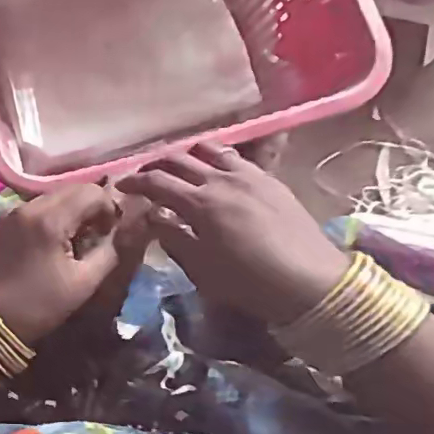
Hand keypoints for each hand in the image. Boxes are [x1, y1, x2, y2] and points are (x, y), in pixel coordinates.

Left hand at [0, 183, 142, 342]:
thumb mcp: (84, 282)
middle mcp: (29, 206)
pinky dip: (57, 216)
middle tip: (99, 238)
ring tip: (80, 242)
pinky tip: (59, 242)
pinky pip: (41, 206)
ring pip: (57, 195)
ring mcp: (15, 211)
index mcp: (49, 219)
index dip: (110, 209)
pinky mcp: (8, 221)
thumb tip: (130, 228)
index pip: (92, 191)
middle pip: (74, 188)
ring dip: (75, 211)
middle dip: (93, 208)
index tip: (111, 235)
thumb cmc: (40, 304)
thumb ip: (112, 250)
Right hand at [117, 142, 348, 325]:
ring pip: (209, 150)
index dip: (135, 182)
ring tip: (178, 167)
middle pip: (179, 160)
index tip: (121, 186)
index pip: (157, 182)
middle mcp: (222, 180)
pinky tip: (215, 170)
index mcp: (201, 203)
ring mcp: (249, 175)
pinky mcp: (270, 179)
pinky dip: (216, 158)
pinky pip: (236, 157)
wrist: (311, 282)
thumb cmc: (249, 282)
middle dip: (155, 165)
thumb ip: (173, 236)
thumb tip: (153, 215)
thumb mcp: (201, 267)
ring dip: (186, 155)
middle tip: (144, 176)